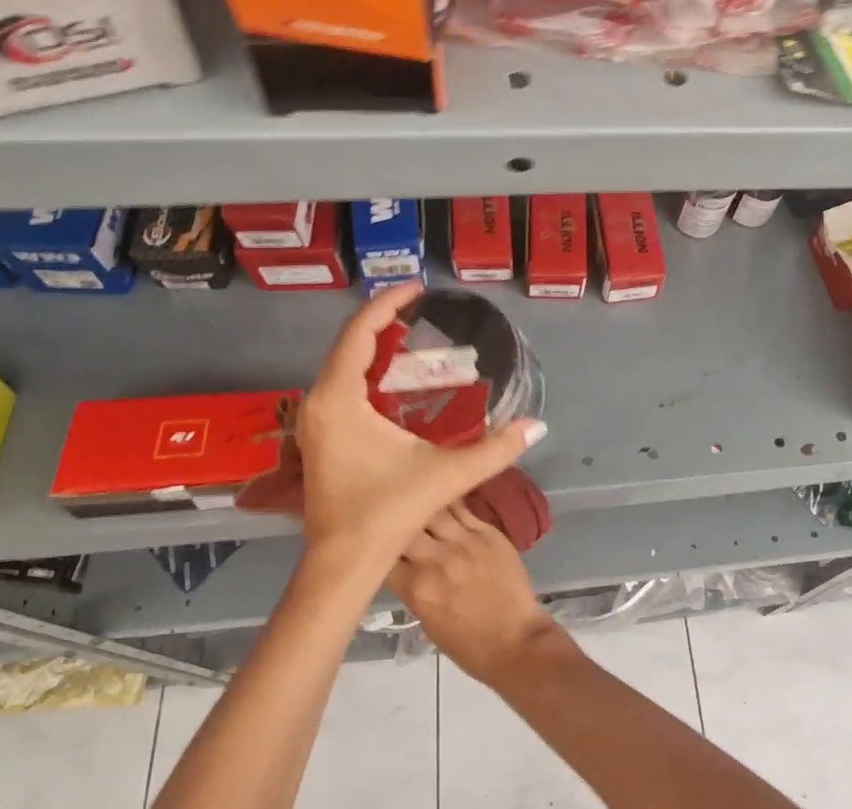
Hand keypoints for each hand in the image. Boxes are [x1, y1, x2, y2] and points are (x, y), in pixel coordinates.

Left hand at [237, 283, 546, 566]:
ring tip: (413, 337)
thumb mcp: (445, 475)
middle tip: (423, 311)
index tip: (419, 288)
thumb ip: (494, 449)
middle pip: (348, 344)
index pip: (359, 332)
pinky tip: (394, 381)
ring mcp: (314, 422)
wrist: (342, 563)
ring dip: (373, 347)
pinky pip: (340, 387)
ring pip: (341, 367)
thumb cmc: (386, 512)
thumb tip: (538, 426)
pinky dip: (366, 373)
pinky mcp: (318, 438)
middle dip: (383, 322)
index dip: (387, 303)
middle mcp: (318, 402)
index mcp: (338, 399)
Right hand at [390, 502, 568, 687]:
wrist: (516, 641)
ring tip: (416, 496)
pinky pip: (462, 507)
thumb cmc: (468, 644)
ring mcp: (464, 542)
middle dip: (397, 520)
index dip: (378, 546)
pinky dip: (448, 500)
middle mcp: (436, 560)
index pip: (383, 555)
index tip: (378, 541)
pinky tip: (441, 492)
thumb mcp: (426, 621)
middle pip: (404, 525)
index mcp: (416, 588)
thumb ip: (412, 587)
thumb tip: (405, 564)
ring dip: (423, 505)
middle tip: (395, 514)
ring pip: (433, 508)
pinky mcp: (487, 532)